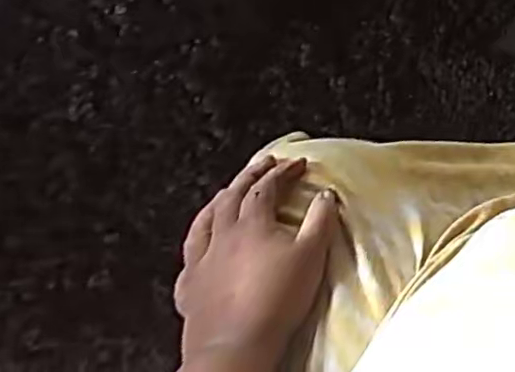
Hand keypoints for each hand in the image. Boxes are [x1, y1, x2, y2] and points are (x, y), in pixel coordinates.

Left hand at [176, 155, 338, 371]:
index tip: (299, 164)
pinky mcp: (188, 291)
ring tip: (227, 192)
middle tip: (264, 164)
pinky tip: (204, 244)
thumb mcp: (312, 252)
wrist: (234, 350)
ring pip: (203, 223)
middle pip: (230, 197)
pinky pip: (189, 257)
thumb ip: (321, 218)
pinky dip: (199, 240)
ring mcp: (200, 265)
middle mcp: (221, 239)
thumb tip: (325, 195)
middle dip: (249, 176)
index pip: (265, 187)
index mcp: (251, 225)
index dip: (282, 171)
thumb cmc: (277, 299)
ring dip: (218, 201)